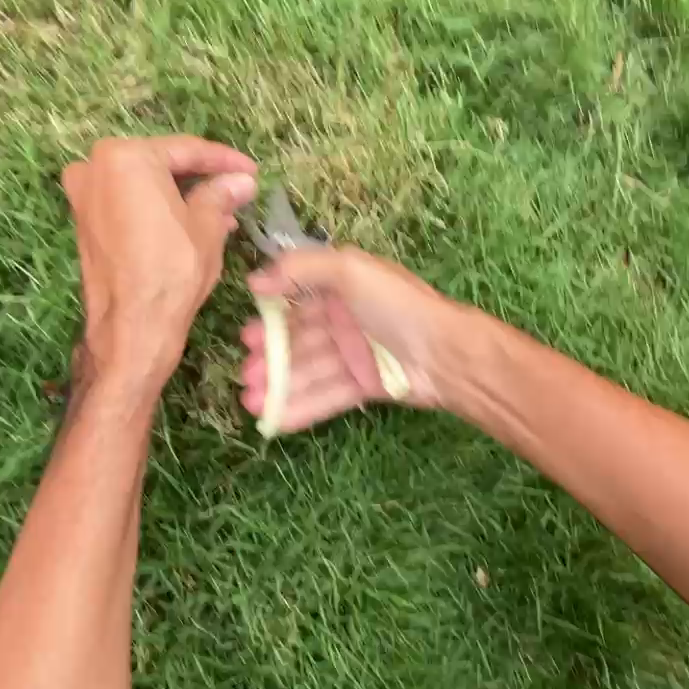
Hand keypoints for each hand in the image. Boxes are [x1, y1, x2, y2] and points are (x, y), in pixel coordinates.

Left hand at [63, 136, 257, 390]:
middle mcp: (94, 167)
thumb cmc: (173, 269)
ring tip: (223, 212)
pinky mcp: (85, 223)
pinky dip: (160, 209)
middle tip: (237, 189)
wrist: (133, 326)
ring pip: (145, 185)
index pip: (186, 150)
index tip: (252, 170)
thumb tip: (242, 181)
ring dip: (183, 195)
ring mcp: (84, 196)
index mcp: (125, 157)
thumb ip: (221, 194)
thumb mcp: (207, 225)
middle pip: (161, 164)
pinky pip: (130, 204)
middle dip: (202, 178)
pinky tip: (192, 223)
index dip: (224, 160)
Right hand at [239, 247, 469, 432]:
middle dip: (271, 358)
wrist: (443, 352)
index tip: (245, 336)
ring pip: (310, 372)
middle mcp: (347, 320)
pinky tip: (274, 420)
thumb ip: (301, 268)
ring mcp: (356, 355)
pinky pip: (328, 396)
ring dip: (279, 387)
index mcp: (344, 288)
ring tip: (251, 402)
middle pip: (301, 341)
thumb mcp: (350, 269)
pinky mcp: (365, 385)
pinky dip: (301, 408)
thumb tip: (255, 281)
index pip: (299, 303)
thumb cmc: (396, 304)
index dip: (271, 320)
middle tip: (245, 375)